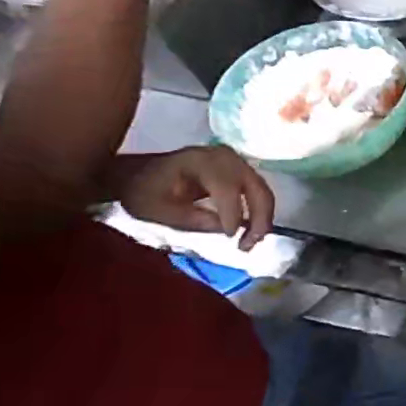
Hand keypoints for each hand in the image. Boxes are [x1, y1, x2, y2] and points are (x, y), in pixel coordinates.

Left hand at [115, 145, 273, 249]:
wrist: (141, 174)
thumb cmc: (145, 192)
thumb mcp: (157, 209)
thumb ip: (191, 219)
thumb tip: (226, 228)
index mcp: (201, 161)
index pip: (227, 186)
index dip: (232, 213)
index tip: (229, 239)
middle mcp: (226, 158)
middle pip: (256, 187)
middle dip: (259, 219)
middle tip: (248, 246)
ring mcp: (237, 163)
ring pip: (263, 190)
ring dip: (263, 218)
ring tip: (250, 242)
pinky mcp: (240, 171)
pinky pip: (258, 191)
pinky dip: (259, 211)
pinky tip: (251, 230)